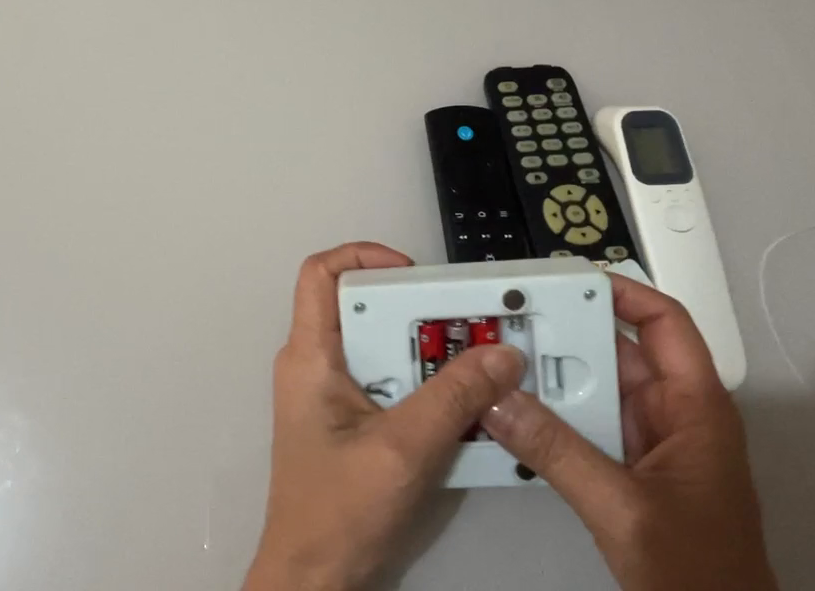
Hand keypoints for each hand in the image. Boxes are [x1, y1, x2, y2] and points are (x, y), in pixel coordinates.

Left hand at [243, 243, 525, 590]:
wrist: (312, 579)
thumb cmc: (339, 510)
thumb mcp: (404, 449)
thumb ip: (455, 398)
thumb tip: (503, 354)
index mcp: (310, 356)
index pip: (321, 273)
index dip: (365, 255)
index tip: (417, 272)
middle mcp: (316, 365)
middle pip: (366, 308)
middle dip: (420, 310)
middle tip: (470, 323)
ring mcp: (332, 396)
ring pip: (384, 349)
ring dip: (431, 354)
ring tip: (478, 363)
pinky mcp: (351, 422)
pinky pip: (391, 384)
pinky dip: (426, 386)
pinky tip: (464, 406)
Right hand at [481, 275, 776, 590]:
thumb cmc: (699, 576)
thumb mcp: (624, 510)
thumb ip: (557, 452)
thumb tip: (498, 400)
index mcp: (695, 408)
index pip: (664, 323)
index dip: (620, 291)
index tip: (562, 279)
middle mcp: (673, 415)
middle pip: (617, 349)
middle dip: (565, 331)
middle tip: (510, 318)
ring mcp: (650, 443)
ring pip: (596, 386)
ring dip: (552, 375)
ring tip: (501, 359)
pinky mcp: (628, 469)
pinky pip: (586, 423)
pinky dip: (552, 413)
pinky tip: (514, 411)